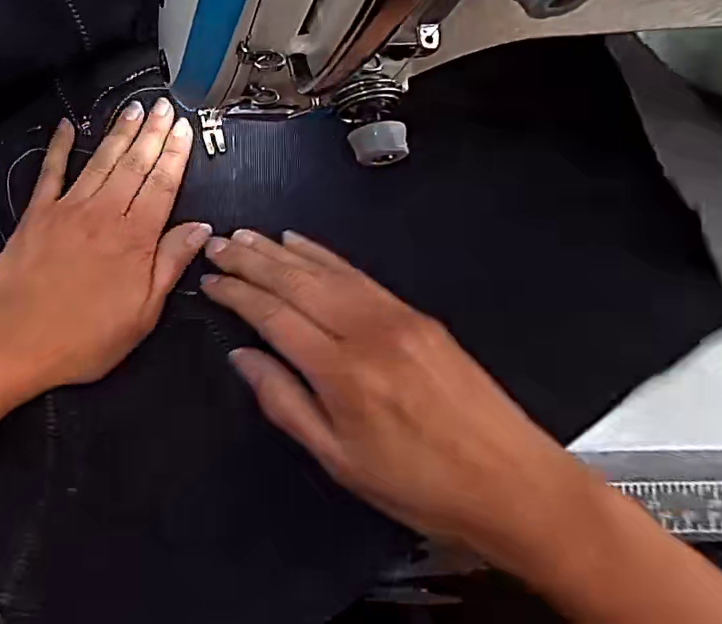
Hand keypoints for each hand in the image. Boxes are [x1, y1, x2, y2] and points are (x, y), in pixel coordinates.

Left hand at [0, 98, 208, 388]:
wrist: (15, 341)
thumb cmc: (85, 336)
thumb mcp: (143, 312)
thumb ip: (171, 263)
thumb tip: (200, 229)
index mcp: (135, 238)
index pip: (162, 184)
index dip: (175, 153)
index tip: (183, 128)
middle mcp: (105, 213)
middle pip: (135, 164)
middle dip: (152, 132)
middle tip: (163, 105)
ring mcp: (69, 208)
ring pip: (101, 161)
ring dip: (119, 132)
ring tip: (134, 108)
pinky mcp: (38, 213)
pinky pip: (51, 172)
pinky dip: (59, 147)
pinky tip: (67, 127)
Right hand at [201, 231, 590, 559]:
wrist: (510, 479)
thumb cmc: (421, 484)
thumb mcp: (339, 460)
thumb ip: (284, 401)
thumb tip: (243, 357)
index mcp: (342, 372)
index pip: (273, 315)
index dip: (237, 294)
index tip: (211, 281)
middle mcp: (366, 330)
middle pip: (294, 281)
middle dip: (250, 259)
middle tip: (219, 244)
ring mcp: (393, 314)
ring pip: (323, 270)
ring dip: (280, 250)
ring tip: (247, 236)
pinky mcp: (414, 312)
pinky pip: (356, 273)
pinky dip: (322, 254)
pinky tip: (300, 243)